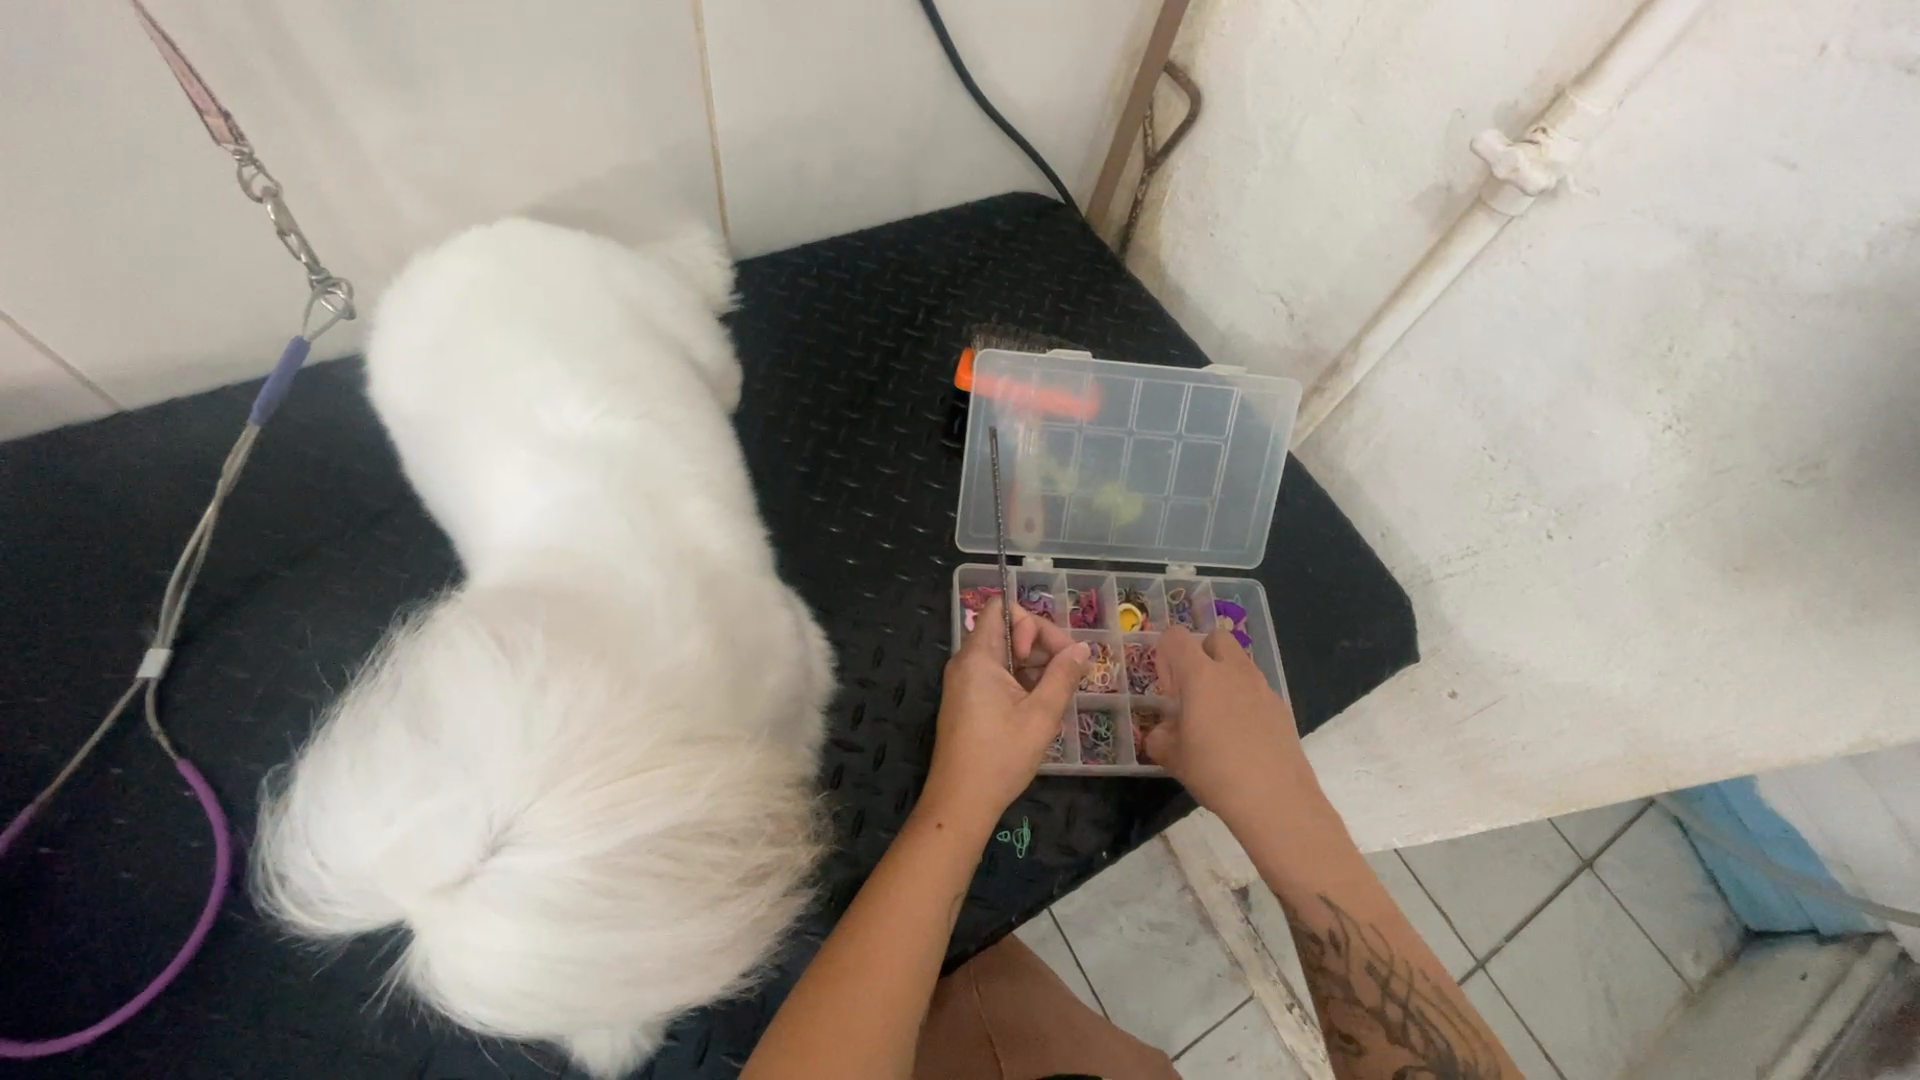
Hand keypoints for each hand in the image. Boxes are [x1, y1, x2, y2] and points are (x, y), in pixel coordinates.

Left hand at [921, 597, 1088, 833]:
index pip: (1001, 608)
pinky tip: (1040, 708)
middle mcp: (966, 663)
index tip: (1050, 655)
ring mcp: (964, 683)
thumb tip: (1082, 648)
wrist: (960, 801)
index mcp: (978, 657)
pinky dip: (1021, 683)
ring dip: (1035, 667)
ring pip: (1005, 656)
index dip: (1032, 622)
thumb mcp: (1041, 715)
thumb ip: (1063, 676)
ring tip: (1056, 696)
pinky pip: (997, 676)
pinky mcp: (967, 702)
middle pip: (1006, 630)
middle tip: (1065, 676)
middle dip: (1040, 645)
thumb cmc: (1000, 756)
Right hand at [1145, 624, 1319, 830]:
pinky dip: (1244, 698)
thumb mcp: (1172, 757)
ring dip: (1224, 675)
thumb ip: (1160, 736)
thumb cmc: (1215, 772)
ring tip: (1217, 717)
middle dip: (1200, 653)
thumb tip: (1165, 731)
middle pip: (1215, 637)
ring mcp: (1262, 687)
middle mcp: (1233, 671)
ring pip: (1239, 662)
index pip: (1176, 637)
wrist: (1275, 799)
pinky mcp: (1281, 706)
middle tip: (1193, 691)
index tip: (1169, 690)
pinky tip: (1241, 735)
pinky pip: (1256, 688)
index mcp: (1200, 676)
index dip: (1166, 656)